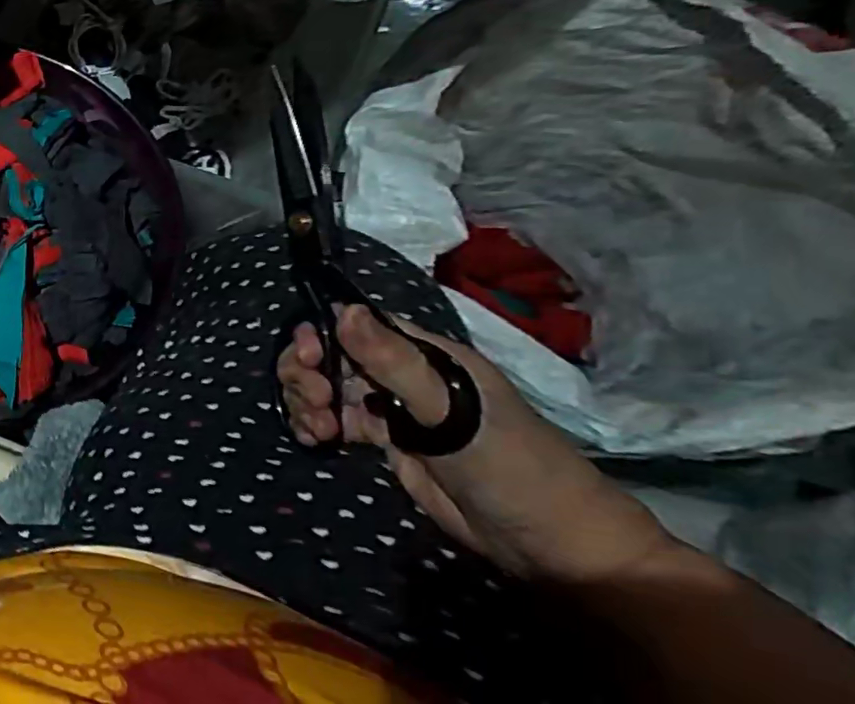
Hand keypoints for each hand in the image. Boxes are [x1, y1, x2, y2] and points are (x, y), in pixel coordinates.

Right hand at [277, 305, 673, 584]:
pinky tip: (314, 439)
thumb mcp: (449, 410)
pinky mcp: (385, 440)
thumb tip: (343, 310)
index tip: (308, 357)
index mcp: (422, 353)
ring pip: (327, 386)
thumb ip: (393, 361)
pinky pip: (335, 419)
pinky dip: (315, 424)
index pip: (355, 324)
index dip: (321, 333)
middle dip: (308, 372)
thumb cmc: (508, 464)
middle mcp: (401, 372)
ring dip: (307, 401)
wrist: (547, 544)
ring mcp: (391, 406)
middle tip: (317, 403)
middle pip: (331, 354)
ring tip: (319, 432)